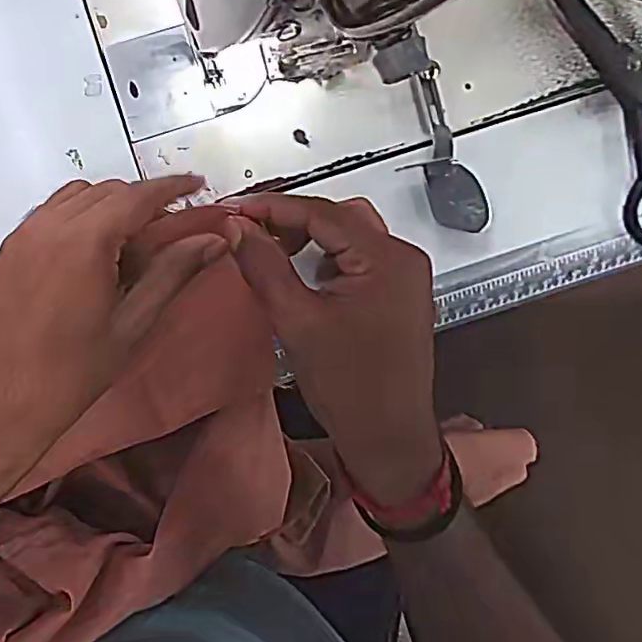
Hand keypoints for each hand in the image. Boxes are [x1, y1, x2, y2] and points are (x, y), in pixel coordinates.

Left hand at [0, 176, 228, 521]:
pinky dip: (76, 217)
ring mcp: (23, 237)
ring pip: (75, 196)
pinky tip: (90, 254)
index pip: (137, 196)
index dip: (172, 188)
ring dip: (107, 206)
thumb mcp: (133, 323)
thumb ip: (173, 272)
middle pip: (107, 191)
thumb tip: (207, 244)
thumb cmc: (67, 374)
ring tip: (128, 244)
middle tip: (168, 230)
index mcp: (82, 243)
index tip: (193, 187)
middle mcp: (47, 229)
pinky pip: (49, 214)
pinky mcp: (9, 251)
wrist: (7, 401)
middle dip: (141, 202)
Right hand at [218, 194, 442, 504]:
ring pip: (346, 233)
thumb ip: (264, 266)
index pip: (322, 213)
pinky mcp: (394, 292)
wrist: (387, 435)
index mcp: (387, 260)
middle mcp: (402, 260)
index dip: (273, 206)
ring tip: (270, 250)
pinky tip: (298, 273)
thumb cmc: (353, 387)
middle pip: (337, 216)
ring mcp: (402, 276)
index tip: (238, 209)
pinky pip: (355, 256)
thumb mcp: (296, 320)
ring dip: (307, 236)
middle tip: (249, 227)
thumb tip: (240, 229)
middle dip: (290, 218)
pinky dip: (323, 255)